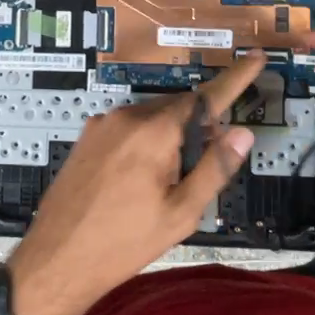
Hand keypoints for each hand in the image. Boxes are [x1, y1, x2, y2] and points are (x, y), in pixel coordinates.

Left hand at [6, 51, 264, 314]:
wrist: (58, 257)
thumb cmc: (123, 242)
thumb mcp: (180, 213)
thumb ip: (214, 168)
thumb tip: (243, 134)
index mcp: (153, 132)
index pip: (206, 96)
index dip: (236, 78)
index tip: (257, 57)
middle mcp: (125, 117)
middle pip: (178, 107)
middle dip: (200, 124)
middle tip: (211, 159)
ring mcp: (101, 125)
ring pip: (151, 118)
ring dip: (171, 136)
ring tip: (171, 181)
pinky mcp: (86, 138)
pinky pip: (127, 128)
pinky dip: (146, 140)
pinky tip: (141, 177)